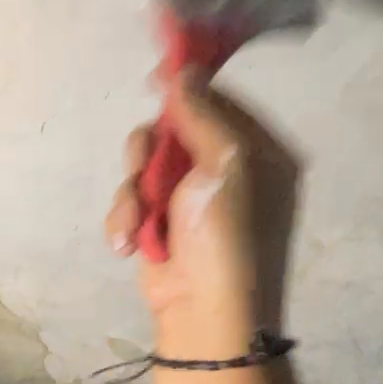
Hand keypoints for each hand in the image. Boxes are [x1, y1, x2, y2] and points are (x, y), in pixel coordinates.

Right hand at [105, 68, 299, 355]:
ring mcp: (187, 199)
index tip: (154, 79)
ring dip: (131, 195)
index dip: (185, 89)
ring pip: (141, 166)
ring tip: (137, 225)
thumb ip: (203, 116)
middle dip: (149, 152)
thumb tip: (184, 70)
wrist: (203, 312)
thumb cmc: (227, 238)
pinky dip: (125, 221)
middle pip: (170, 130)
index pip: (218, 101)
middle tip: (145, 167)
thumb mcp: (226, 167)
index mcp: (257, 152)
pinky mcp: (157, 224)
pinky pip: (130, 201)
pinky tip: (129, 243)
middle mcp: (223, 170)